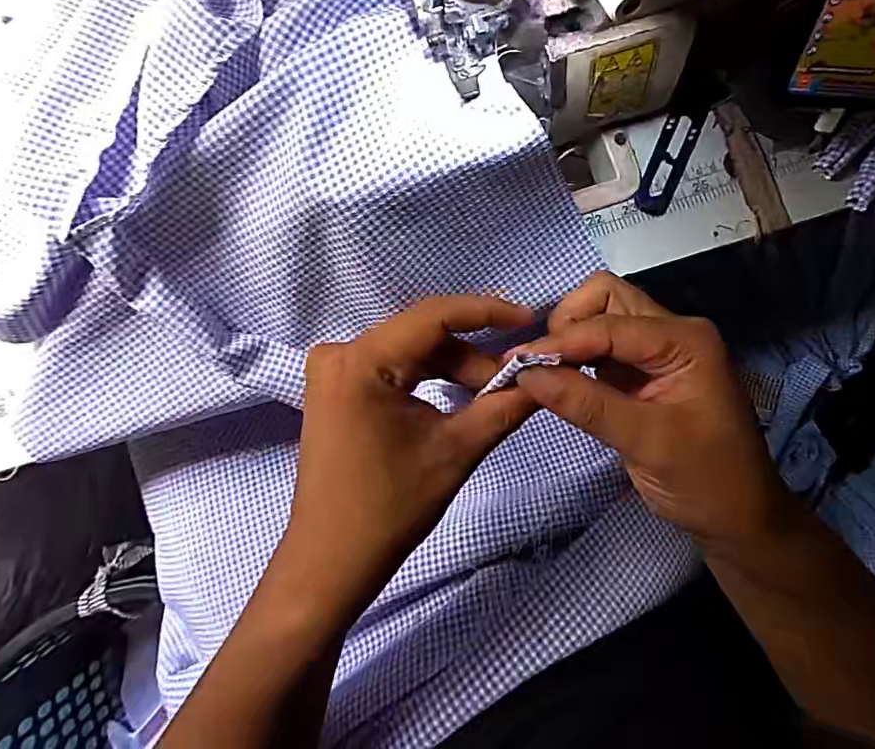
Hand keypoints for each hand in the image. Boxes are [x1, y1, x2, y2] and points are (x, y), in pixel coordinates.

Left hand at [278, 295, 540, 611]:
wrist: (331, 561)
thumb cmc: (390, 509)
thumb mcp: (456, 451)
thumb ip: (504, 407)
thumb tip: (544, 377)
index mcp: (360, 361)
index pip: (433, 316)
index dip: (486, 312)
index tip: (527, 318)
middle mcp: (340, 352)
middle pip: (423, 335)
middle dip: (473, 355)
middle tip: (515, 376)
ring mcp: (334, 368)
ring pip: (411, 350)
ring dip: (454, 368)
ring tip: (493, 393)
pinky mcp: (337, 386)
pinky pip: (394, 365)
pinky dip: (430, 377)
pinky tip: (460, 395)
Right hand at [516, 273, 795, 545]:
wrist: (743, 520)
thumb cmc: (708, 481)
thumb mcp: (647, 443)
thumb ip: (586, 403)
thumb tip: (528, 374)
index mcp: (685, 340)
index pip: (609, 325)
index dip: (561, 342)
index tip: (518, 364)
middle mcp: (673, 332)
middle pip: (607, 298)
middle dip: (568, 323)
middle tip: (540, 363)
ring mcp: (659, 349)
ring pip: (603, 316)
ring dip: (571, 336)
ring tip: (544, 370)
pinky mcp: (644, 369)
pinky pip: (603, 345)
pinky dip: (578, 355)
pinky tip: (560, 378)